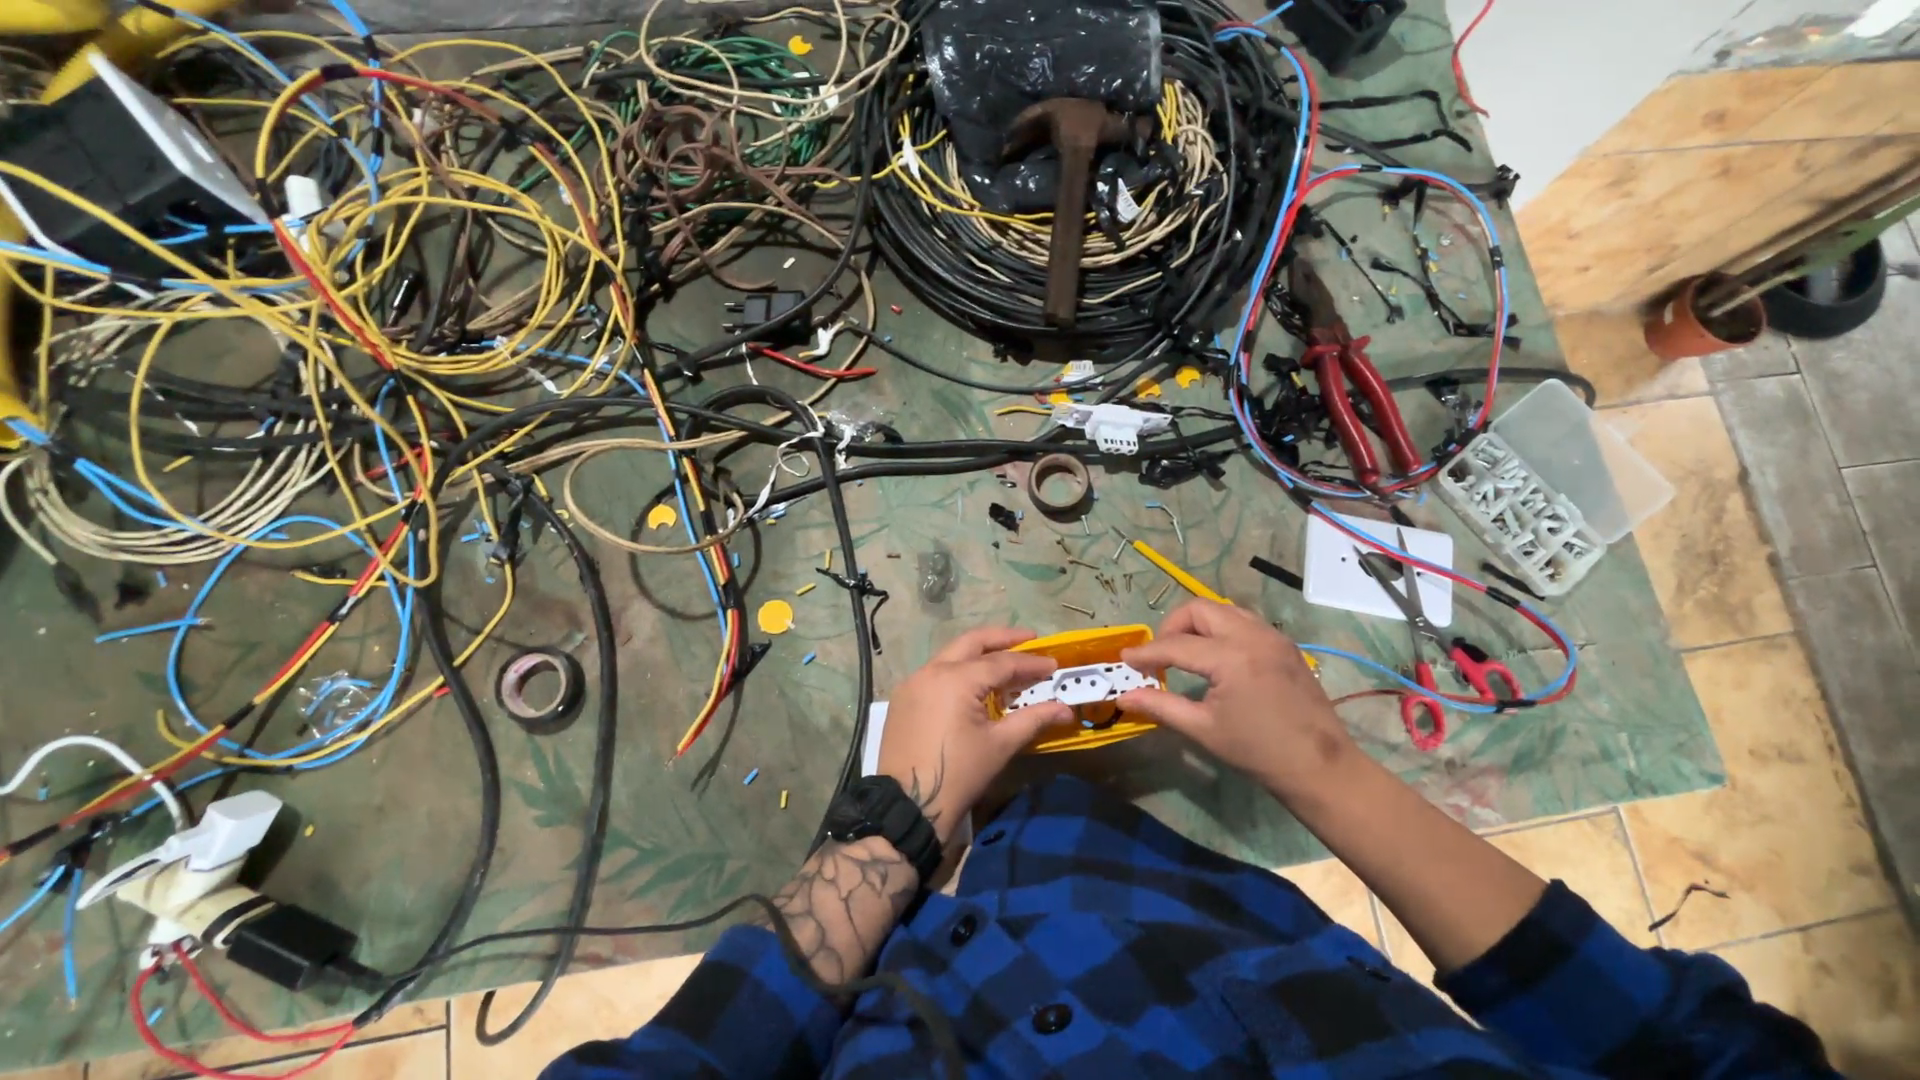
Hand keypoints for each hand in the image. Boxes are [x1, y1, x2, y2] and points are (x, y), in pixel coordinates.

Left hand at [879, 627, 1070, 845]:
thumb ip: (1033, 719)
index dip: (1031, 663)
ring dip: (979, 653)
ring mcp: (912, 683)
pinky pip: (935, 672)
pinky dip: (958, 670)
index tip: (1053, 665)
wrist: (908, 805)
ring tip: (1005, 662)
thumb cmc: (959, 773)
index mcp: (956, 678)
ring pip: (950, 655)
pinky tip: (974, 684)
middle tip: (1030, 640)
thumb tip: (1065, 709)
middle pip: (972, 643)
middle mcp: (931, 670)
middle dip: (1002, 639)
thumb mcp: (1000, 745)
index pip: (1002, 662)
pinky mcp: (903, 698)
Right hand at [1118, 600, 1355, 800]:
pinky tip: (1217, 658)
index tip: (1124, 660)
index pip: (1175, 645)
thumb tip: (1123, 697)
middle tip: (1160, 656)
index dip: (1146, 653)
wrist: (1318, 766)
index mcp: (1231, 657)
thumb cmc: (1257, 751)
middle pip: (1199, 610)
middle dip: (1172, 627)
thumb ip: (1160, 706)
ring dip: (1198, 625)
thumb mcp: (1202, 729)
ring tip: (1186, 654)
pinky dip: (1223, 630)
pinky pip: (1245, 621)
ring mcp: (1273, 636)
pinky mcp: (1284, 644)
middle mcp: (1252, 636)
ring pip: (1224, 610)